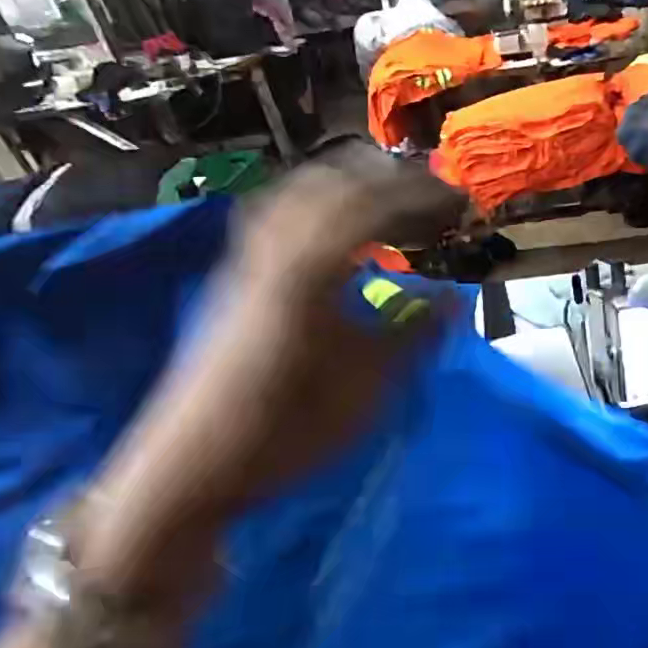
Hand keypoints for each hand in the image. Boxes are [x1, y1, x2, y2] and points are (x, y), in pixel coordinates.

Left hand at [167, 148, 467, 501]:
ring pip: (296, 195)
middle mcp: (273, 250)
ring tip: (383, 203)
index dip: (420, 197)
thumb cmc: (286, 430)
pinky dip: (312, 208)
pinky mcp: (232, 280)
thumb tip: (455, 300)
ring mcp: (245, 261)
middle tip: (427, 197)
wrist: (191, 466)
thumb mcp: (365, 389)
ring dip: (346, 187)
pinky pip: (275, 217)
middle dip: (385, 181)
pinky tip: (327, 236)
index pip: (372, 206)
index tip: (456, 202)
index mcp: (309, 271)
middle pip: (332, 184)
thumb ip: (413, 337)